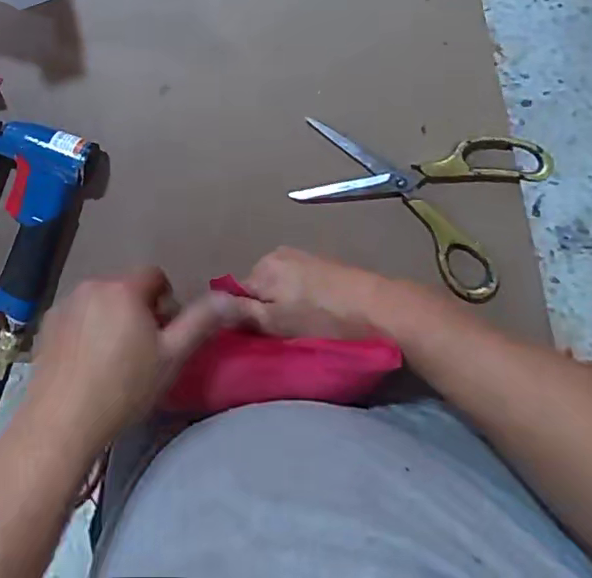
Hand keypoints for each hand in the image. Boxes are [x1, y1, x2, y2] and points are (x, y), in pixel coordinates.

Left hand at [21, 269, 245, 449]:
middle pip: (127, 288)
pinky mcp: (47, 323)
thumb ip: (201, 322)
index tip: (164, 337)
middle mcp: (92, 284)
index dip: (166, 304)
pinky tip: (87, 365)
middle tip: (142, 353)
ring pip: (101, 301)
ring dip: (112, 319)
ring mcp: (66, 303)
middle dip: (139, 311)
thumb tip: (231, 298)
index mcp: (124, 288)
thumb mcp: (172, 357)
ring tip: (113, 362)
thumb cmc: (124, 388)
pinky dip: (86, 330)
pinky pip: (78, 316)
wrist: (62, 420)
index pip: (156, 276)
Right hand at [240, 247, 403, 339]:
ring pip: (281, 286)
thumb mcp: (276, 323)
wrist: (379, 307)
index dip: (243, 318)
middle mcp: (278, 253)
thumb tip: (213, 305)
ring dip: (286, 305)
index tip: (256, 339)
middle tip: (281, 336)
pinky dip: (304, 299)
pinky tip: (319, 316)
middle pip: (259, 288)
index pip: (236, 294)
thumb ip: (243, 313)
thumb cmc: (323, 318)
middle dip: (265, 310)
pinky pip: (301, 283)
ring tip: (302, 328)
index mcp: (262, 265)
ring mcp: (303, 256)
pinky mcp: (325, 264)